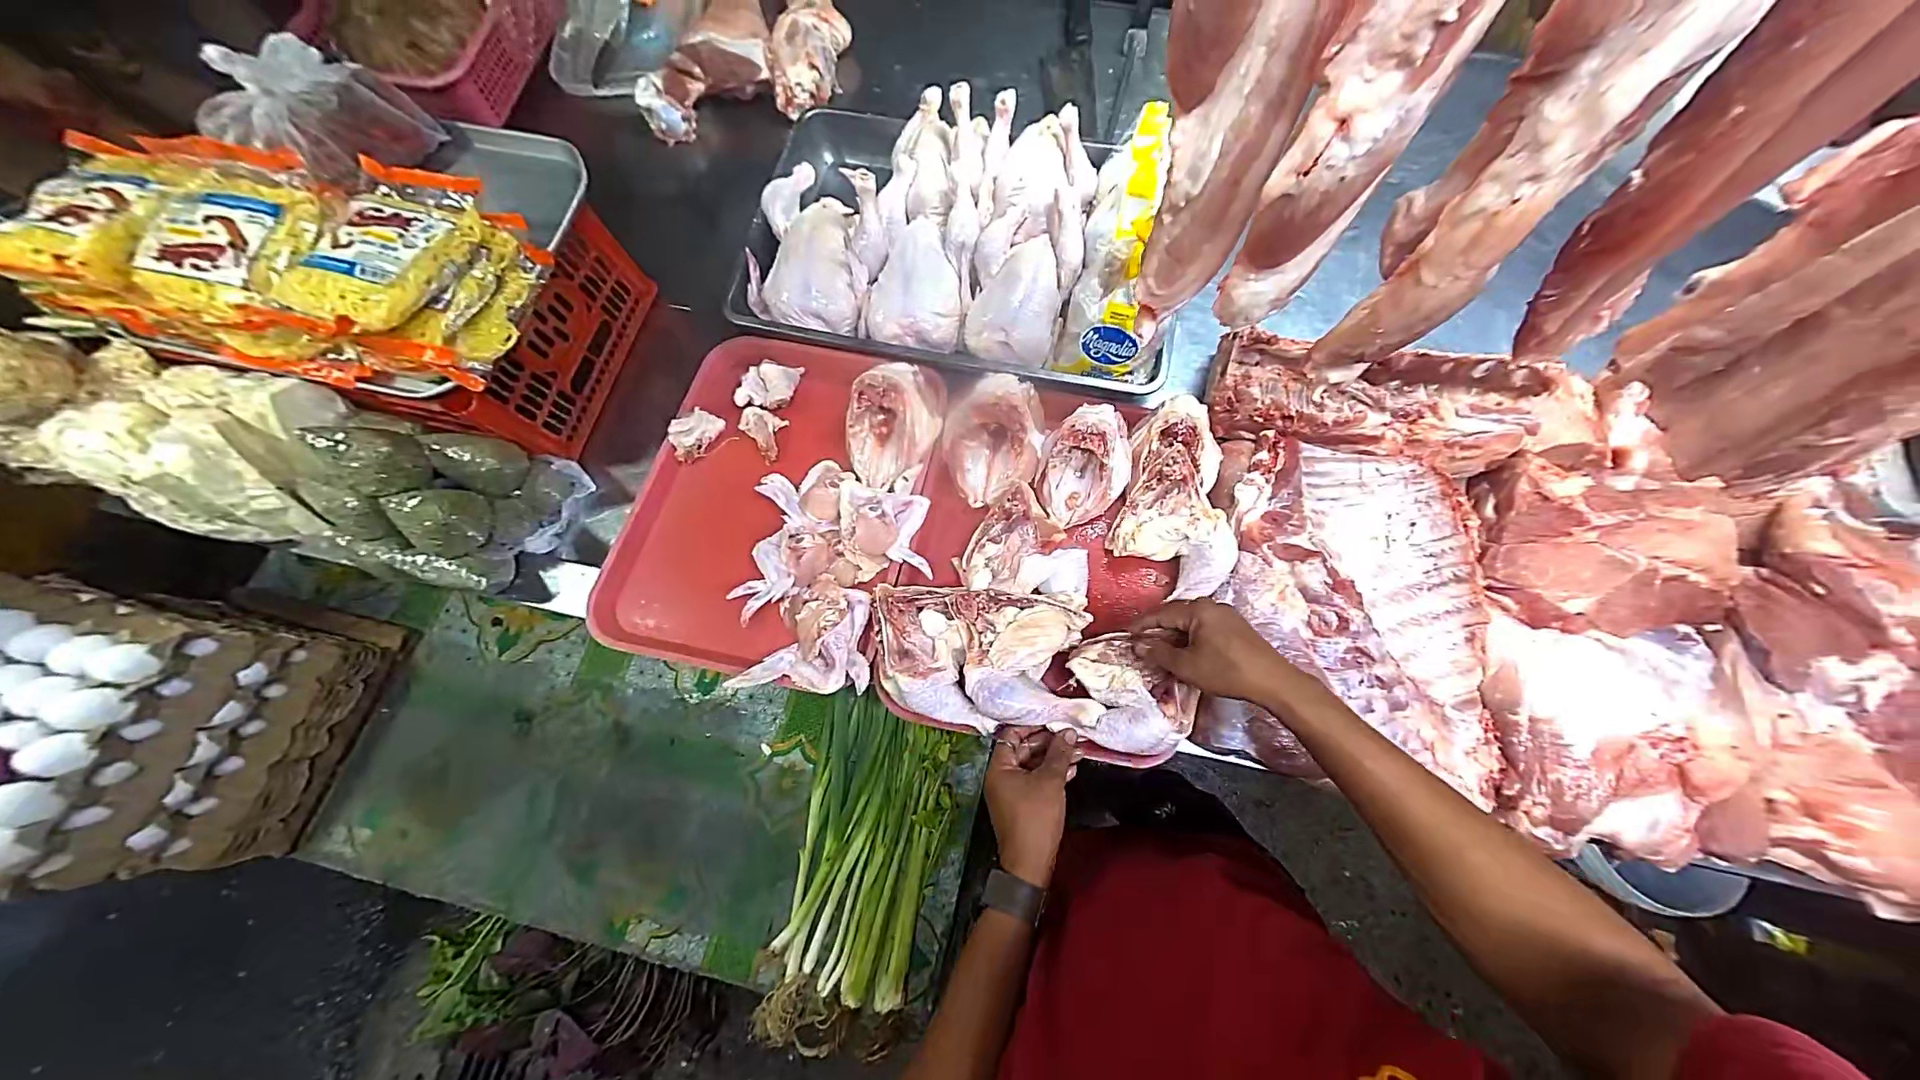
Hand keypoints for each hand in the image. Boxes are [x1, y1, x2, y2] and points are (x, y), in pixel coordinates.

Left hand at [984, 727, 1076, 888]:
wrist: (1031, 862)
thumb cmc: (1035, 818)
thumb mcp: (1050, 781)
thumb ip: (1059, 754)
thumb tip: (1068, 732)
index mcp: (999, 767)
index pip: (1012, 735)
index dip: (1032, 726)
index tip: (1053, 720)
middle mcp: (1001, 776)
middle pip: (1023, 749)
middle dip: (1048, 742)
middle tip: (1070, 736)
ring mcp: (1011, 790)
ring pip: (1032, 765)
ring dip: (1053, 758)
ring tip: (1076, 752)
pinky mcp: (1022, 802)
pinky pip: (1036, 779)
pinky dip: (1051, 774)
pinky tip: (1070, 770)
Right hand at [1130, 598, 1313, 708]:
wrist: (1272, 681)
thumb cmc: (1226, 671)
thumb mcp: (1186, 665)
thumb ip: (1159, 652)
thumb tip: (1138, 645)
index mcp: (1197, 609)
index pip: (1161, 613)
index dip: (1141, 624)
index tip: (1127, 633)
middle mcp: (1212, 605)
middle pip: (1176, 613)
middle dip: (1158, 627)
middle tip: (1141, 640)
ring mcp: (1227, 615)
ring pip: (1191, 620)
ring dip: (1175, 633)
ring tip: (1161, 648)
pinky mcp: (1236, 627)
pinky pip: (1205, 625)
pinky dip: (1190, 635)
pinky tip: (1187, 650)